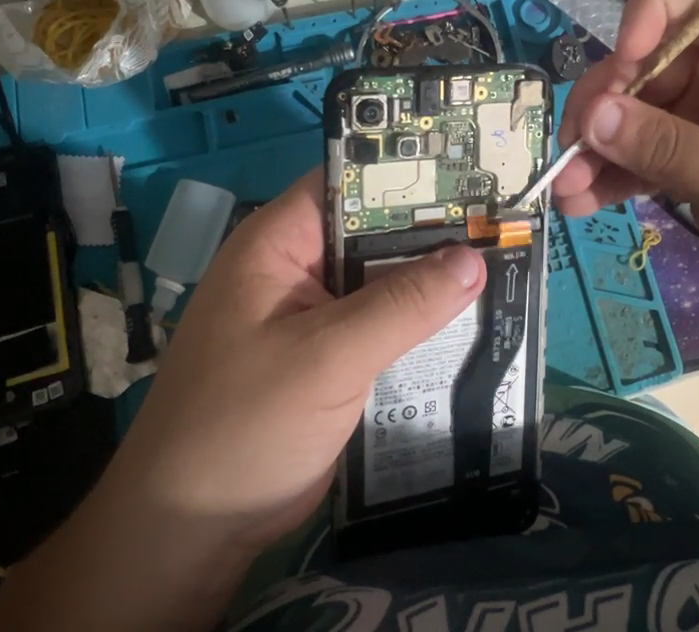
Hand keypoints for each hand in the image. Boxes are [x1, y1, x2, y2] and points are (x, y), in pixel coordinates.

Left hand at [113, 169, 482, 550]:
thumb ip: (401, 305)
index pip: (348, 184)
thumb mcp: (326, 358)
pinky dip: (419, 322)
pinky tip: (472, 319)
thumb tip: (473, 258)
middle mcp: (296, 269)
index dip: (406, 173)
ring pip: (382, 280)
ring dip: (432, 278)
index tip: (474, 171)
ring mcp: (312, 317)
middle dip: (433, 229)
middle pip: (373, 232)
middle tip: (506, 220)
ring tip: (507, 260)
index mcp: (278, 244)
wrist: (190, 528)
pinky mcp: (327, 359)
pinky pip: (381, 324)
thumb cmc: (243, 427)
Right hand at [553, 0, 698, 320]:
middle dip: (604, 101)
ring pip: (633, 116)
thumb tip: (592, 116)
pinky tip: (580, 203)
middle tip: (572, 143)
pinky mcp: (691, 168)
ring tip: (565, 187)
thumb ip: (668, 147)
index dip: (653, 14)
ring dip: (595, 147)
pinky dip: (609, 177)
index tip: (622, 58)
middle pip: (647, 65)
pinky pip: (638, 159)